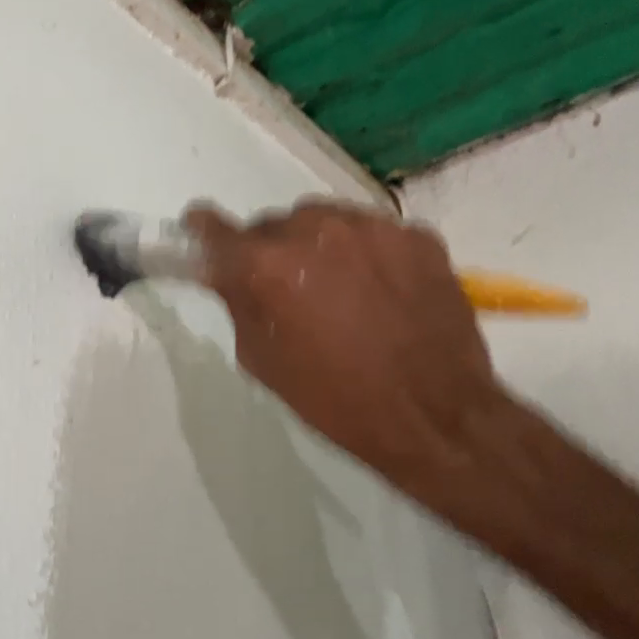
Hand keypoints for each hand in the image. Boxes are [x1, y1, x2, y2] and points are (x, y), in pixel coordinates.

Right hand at [184, 199, 506, 482]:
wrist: (438, 417)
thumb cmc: (335, 398)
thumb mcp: (262, 358)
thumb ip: (237, 303)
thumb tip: (223, 273)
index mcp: (268, 265)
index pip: (216, 228)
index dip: (204, 230)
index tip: (201, 234)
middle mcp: (314, 231)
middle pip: (273, 225)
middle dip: (271, 251)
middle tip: (286, 288)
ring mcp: (371, 229)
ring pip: (323, 221)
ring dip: (318, 246)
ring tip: (338, 287)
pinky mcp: (417, 237)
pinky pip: (373, 233)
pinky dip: (366, 253)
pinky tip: (380, 291)